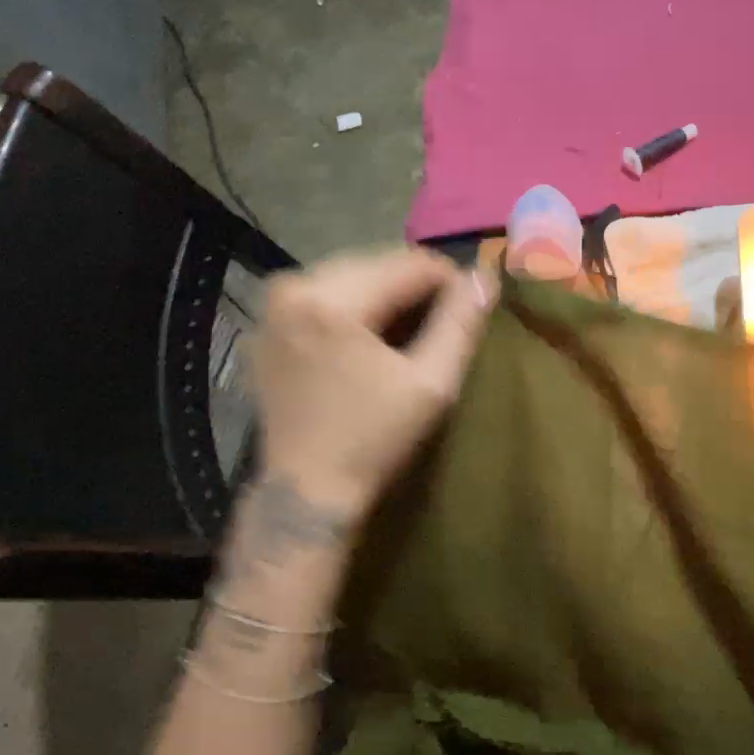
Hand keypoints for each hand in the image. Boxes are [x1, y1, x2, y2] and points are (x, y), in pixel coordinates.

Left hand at [252, 248, 493, 514]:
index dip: (450, 283)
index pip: (410, 263)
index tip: (470, 313)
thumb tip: (485, 277)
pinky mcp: (269, 325)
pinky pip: (326, 297)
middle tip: (441, 328)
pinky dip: (356, 311)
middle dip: (415, 290)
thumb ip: (460, 324)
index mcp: (331, 298)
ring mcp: (275, 306)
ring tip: (410, 338)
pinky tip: (373, 346)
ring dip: (387, 299)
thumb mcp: (431, 384)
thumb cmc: (373, 440)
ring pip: (353, 278)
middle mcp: (294, 286)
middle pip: (378, 264)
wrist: (307, 491)